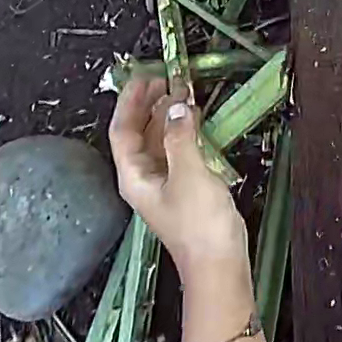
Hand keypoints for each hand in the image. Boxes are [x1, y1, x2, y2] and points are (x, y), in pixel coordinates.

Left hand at [108, 75, 249, 278]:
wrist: (219, 263)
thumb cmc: (199, 224)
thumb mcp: (190, 174)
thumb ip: (181, 137)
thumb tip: (176, 105)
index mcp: (135, 176)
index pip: (123, 130)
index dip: (130, 102)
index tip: (143, 78)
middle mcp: (144, 177)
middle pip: (139, 132)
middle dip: (149, 104)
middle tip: (165, 78)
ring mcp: (163, 181)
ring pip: (158, 138)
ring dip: (168, 113)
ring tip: (182, 90)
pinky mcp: (183, 184)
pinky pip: (176, 147)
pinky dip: (182, 128)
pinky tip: (193, 116)